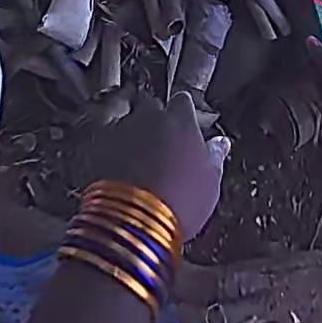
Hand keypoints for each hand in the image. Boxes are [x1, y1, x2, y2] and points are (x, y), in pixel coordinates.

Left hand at [89, 91, 222, 239]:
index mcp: (181, 119)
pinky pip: (110, 138)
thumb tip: (220, 142)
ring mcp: (123, 126)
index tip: (185, 126)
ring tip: (140, 161)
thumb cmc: (181, 201)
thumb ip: (214, 156)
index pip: (183, 101)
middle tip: (162, 146)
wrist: (135, 221)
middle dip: (156, 121)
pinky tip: (122, 168)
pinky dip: (116, 148)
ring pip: (130, 121)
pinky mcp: (100, 143)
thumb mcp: (210, 182)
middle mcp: (151, 115)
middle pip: (153, 107)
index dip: (183, 112)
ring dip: (135, 134)